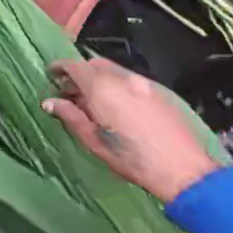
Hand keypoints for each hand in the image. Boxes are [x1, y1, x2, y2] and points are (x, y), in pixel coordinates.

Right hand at [42, 59, 220, 202]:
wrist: (182, 168)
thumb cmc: (132, 159)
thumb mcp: (94, 142)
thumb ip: (71, 117)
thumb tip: (49, 102)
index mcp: (102, 88)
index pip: (75, 66)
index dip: (60, 67)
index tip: (51, 75)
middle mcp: (122, 78)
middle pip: (94, 64)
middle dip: (80, 74)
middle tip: (70, 93)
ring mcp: (143, 82)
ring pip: (114, 71)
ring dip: (99, 79)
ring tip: (93, 102)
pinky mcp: (159, 90)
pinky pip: (130, 80)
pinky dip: (117, 85)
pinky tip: (117, 107)